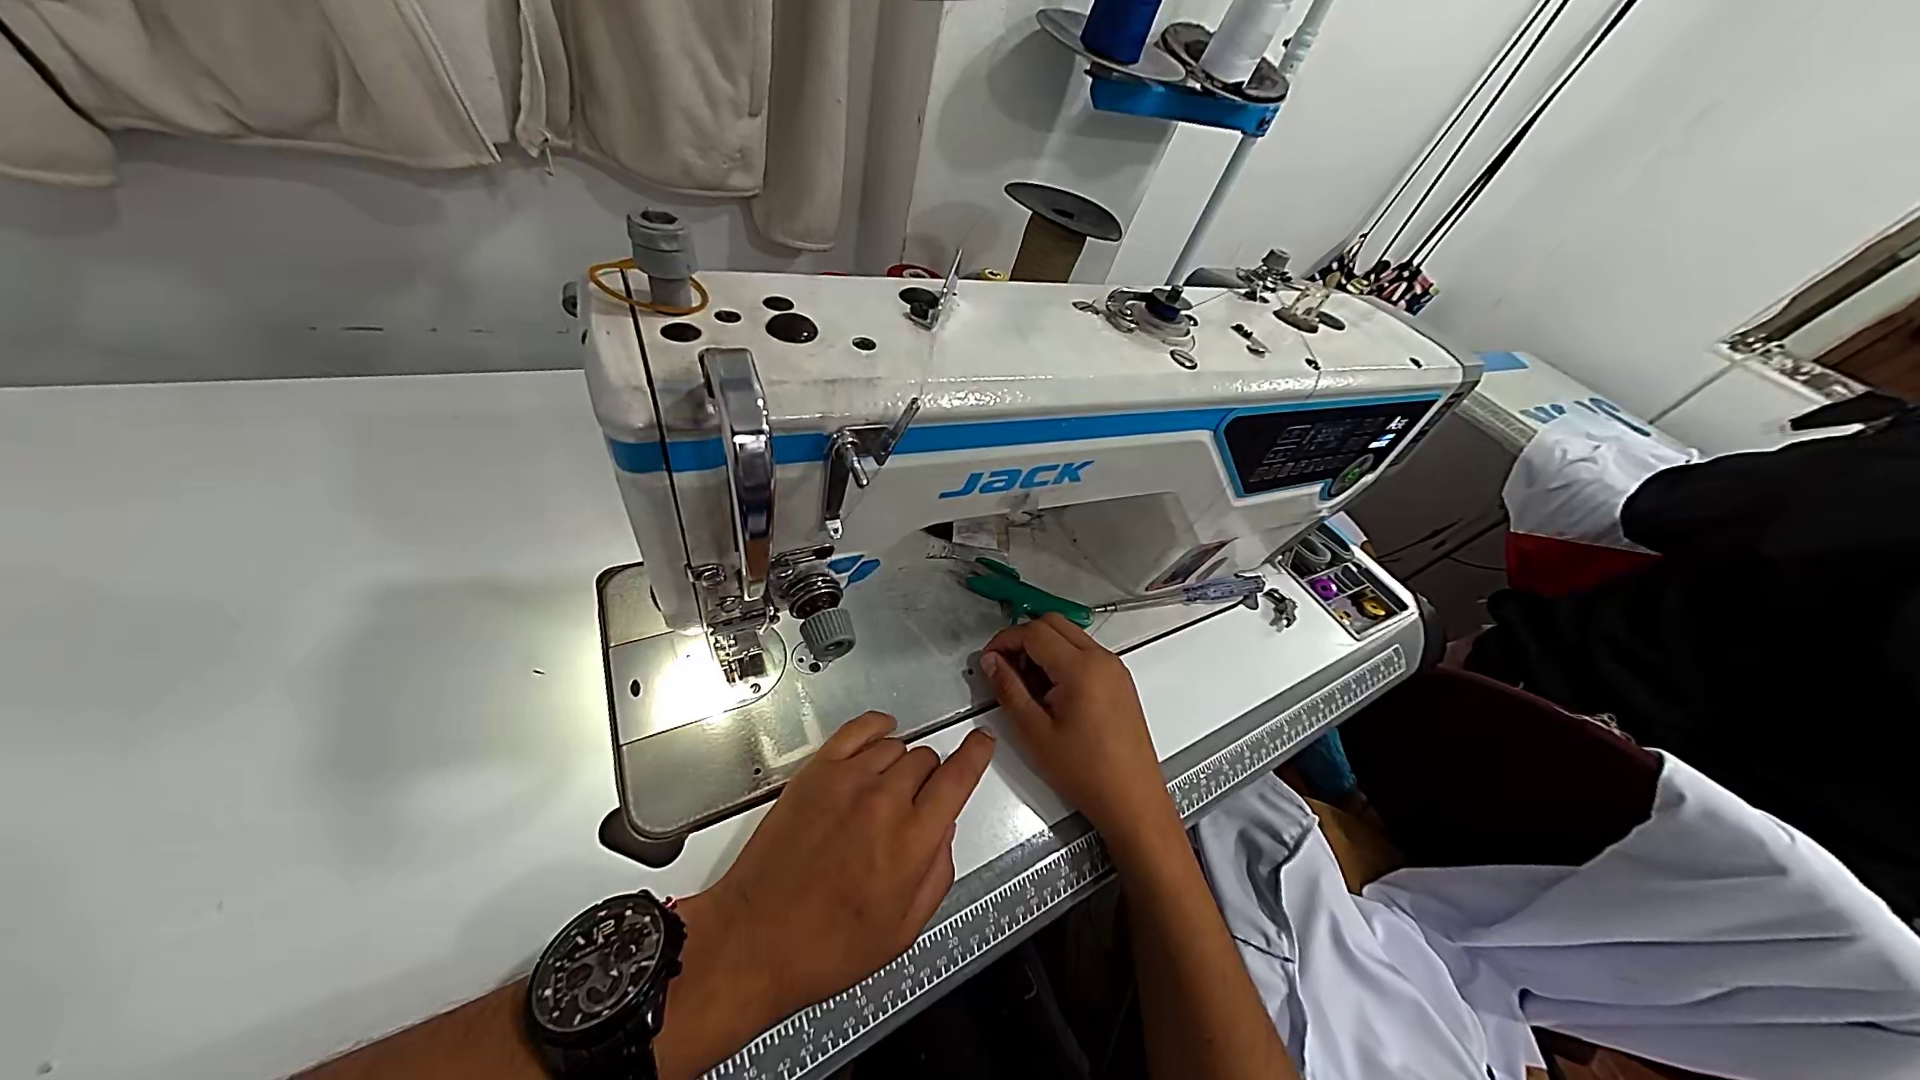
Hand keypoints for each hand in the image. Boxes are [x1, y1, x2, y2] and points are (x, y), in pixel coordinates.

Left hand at [682, 713, 994, 1025]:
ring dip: (903, 763)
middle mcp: (883, 803)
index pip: (959, 777)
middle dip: (933, 778)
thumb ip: (938, 873)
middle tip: (919, 803)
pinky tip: (882, 732)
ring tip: (890, 789)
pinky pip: (858, 729)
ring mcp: (847, 781)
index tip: (982, 742)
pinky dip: (877, 725)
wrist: (753, 941)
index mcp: (912, 842)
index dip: (977, 754)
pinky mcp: (816, 773)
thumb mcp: (903, 929)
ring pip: (897, 746)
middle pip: (928, 761)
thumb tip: (944, 833)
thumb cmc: (821, 944)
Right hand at [980, 614, 1180, 856]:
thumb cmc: (1090, 774)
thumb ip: (1008, 689)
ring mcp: (1114, 670)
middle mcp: (1103, 661)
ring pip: (1069, 636)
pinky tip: (1049, 692)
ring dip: (1043, 648)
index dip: (1005, 640)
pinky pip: (1085, 653)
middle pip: (1053, 623)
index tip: (990, 658)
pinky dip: (1061, 660)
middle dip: (1023, 639)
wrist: (1131, 800)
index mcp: (1082, 670)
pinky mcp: (1119, 681)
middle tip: (1004, 667)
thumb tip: (993, 663)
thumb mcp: (1034, 732)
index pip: (1035, 632)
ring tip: (1025, 685)